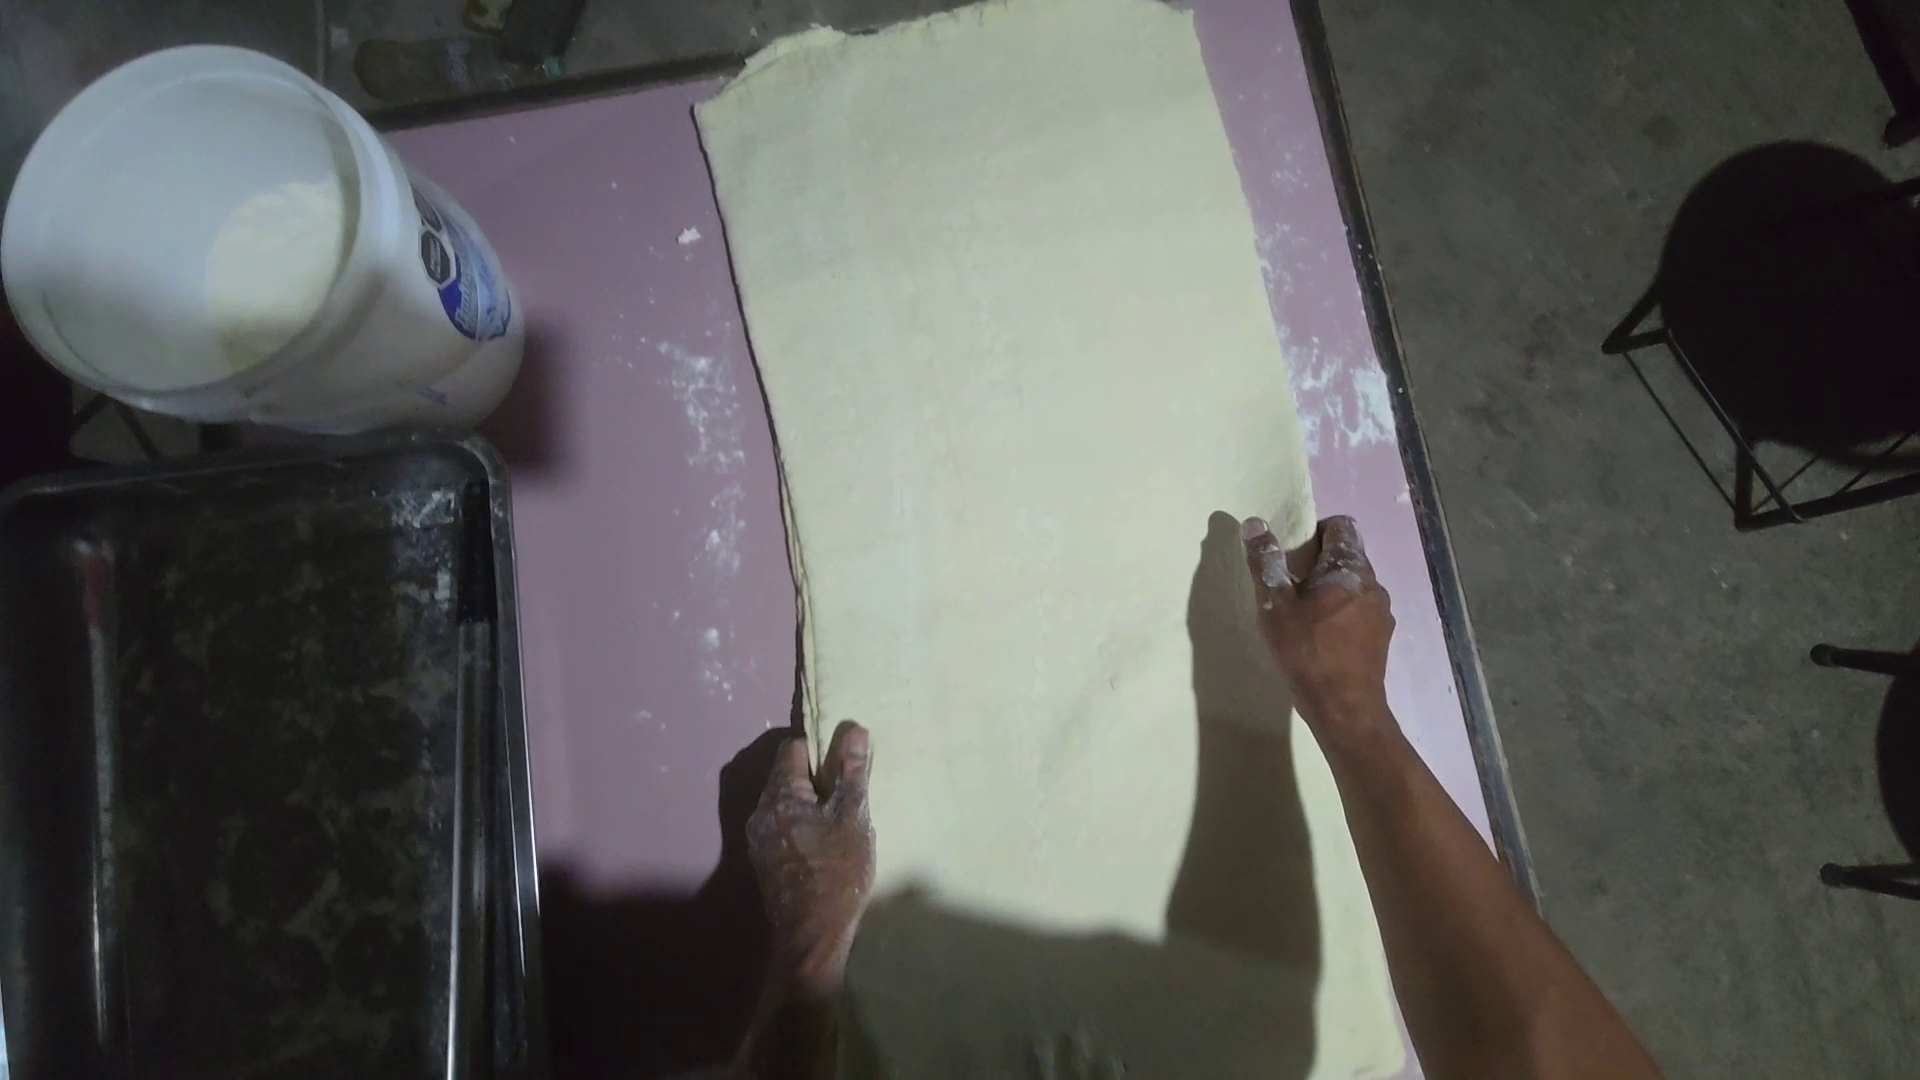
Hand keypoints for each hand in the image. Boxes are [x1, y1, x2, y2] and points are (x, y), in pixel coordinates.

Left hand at [746, 720, 875, 998]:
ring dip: (809, 800)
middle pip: (787, 773)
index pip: (793, 748)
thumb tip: (854, 729)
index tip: (844, 765)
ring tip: (838, 818)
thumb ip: (852, 771)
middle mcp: (761, 810)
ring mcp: (758, 837)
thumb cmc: (837, 872)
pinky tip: (823, 841)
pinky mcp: (763, 858)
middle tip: (847, 793)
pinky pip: (782, 822)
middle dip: (816, 775)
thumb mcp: (853, 817)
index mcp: (780, 795)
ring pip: (785, 799)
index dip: (820, 749)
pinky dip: (801, 821)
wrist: (812, 937)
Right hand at [1241, 515, 1394, 735]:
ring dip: (1327, 588)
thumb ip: (1265, 562)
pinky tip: (1318, 636)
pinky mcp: (1380, 636)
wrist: (1343, 707)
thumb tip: (1254, 523)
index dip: (1313, 530)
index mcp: (1350, 569)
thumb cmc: (1306, 651)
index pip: (1341, 526)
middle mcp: (1374, 584)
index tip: (1289, 554)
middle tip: (1286, 584)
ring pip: (1352, 583)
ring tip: (1300, 613)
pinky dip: (1338, 610)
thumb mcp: (1275, 605)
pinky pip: (1357, 608)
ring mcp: (1381, 611)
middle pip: (1346, 554)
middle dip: (1316, 561)